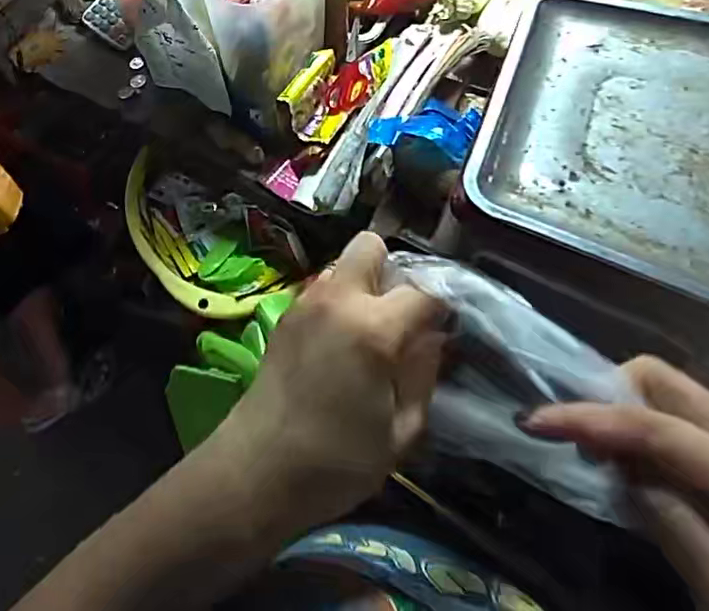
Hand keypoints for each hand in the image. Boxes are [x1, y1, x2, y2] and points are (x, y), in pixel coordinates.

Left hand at [202, 233, 448, 530]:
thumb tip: (434, 337)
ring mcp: (304, 301)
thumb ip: (423, 373)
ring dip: (363, 283)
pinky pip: (322, 287)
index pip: (423, 290)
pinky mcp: (285, 313)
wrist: (260, 464)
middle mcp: (335, 297)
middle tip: (402, 315)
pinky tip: (342, 341)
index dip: (442, 306)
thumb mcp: (402, 430)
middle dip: (393, 269)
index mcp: (372, 326)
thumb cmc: (339, 459)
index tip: (448, 327)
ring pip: (342, 263)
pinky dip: (339, 299)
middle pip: (369, 245)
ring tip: (373, 330)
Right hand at [523, 357, 708, 610]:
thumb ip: (686, 539)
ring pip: (671, 396)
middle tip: (564, 433)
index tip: (531, 421)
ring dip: (620, 411)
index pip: (665, 431)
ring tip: (592, 454)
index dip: (592, 418)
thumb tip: (619, 468)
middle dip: (603, 394)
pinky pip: (684, 427)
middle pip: (668, 383)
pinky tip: (628, 468)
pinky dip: (641, 434)